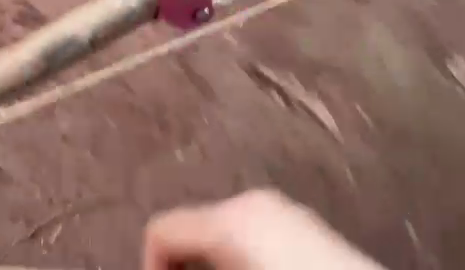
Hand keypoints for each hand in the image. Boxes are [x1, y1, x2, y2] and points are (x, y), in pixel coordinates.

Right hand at [143, 190, 384, 269]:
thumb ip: (191, 267)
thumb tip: (164, 267)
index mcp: (229, 218)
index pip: (161, 229)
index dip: (151, 261)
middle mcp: (250, 202)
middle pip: (194, 226)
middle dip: (187, 261)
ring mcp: (287, 210)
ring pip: (226, 229)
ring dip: (216, 259)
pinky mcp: (313, 226)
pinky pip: (258, 233)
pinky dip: (246, 254)